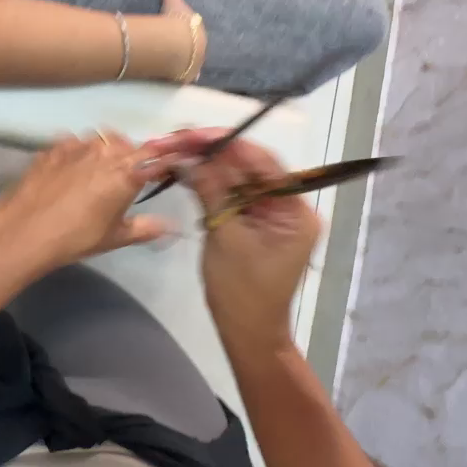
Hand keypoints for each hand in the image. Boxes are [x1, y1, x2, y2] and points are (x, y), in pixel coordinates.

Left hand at [0, 133, 172, 273]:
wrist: (26, 229)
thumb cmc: (77, 236)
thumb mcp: (115, 237)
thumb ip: (145, 227)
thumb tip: (172, 227)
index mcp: (126, 172)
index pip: (153, 156)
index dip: (161, 159)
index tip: (163, 167)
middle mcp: (104, 152)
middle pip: (126, 144)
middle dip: (132, 155)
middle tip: (128, 175)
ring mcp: (75, 146)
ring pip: (99, 138)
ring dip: (105, 149)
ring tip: (99, 169)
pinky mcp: (52, 148)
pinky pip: (73, 142)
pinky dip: (79, 150)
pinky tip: (72, 166)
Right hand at [150, 129, 321, 352]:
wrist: (246, 332)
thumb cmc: (242, 291)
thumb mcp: (225, 237)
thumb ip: (211, 191)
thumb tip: (187, 156)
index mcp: (295, 209)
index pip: (262, 163)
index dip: (227, 144)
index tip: (194, 134)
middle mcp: (287, 203)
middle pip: (246, 165)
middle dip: (210, 151)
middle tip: (175, 138)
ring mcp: (268, 210)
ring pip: (234, 174)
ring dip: (204, 162)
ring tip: (172, 147)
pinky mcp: (250, 217)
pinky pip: (228, 190)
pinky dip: (206, 180)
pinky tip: (182, 168)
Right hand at [158, 0, 207, 81]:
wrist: (174, 47)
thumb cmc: (176, 24)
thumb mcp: (174, 2)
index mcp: (200, 32)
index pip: (196, 32)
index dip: (189, 32)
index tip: (182, 33)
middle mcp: (201, 50)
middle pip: (196, 50)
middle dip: (190, 50)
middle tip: (179, 50)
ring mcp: (193, 66)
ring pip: (191, 66)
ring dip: (185, 66)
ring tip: (175, 67)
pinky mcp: (183, 79)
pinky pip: (181, 79)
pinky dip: (177, 78)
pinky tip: (172, 80)